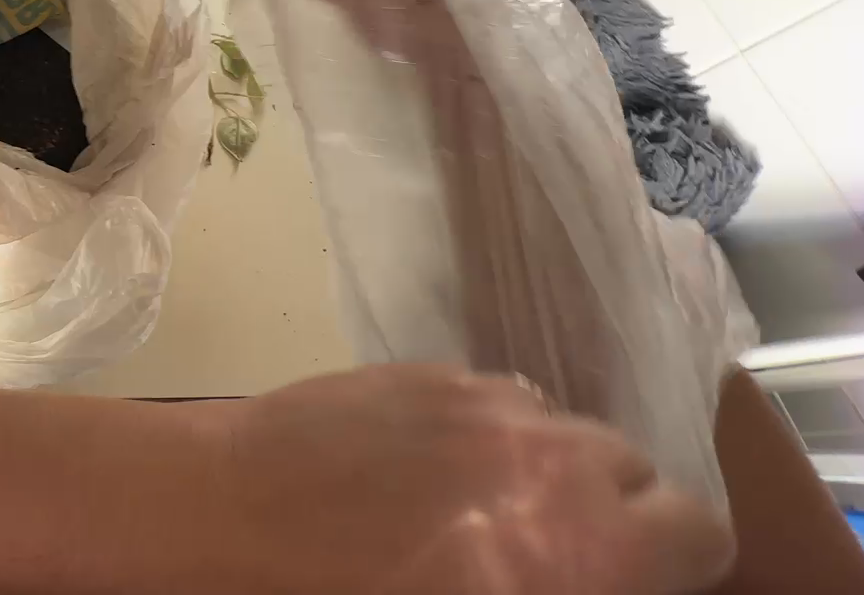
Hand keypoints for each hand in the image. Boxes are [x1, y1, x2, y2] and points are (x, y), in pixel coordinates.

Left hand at [205, 364, 733, 594]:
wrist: (241, 509)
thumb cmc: (352, 589)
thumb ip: (560, 574)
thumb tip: (578, 563)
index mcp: (582, 542)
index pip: (699, 527)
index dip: (670, 550)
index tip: (633, 567)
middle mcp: (541, 455)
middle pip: (626, 462)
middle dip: (606, 499)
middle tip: (549, 531)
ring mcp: (471, 398)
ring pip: (552, 418)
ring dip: (537, 452)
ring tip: (483, 487)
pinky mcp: (412, 368)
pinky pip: (483, 389)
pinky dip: (478, 417)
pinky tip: (430, 450)